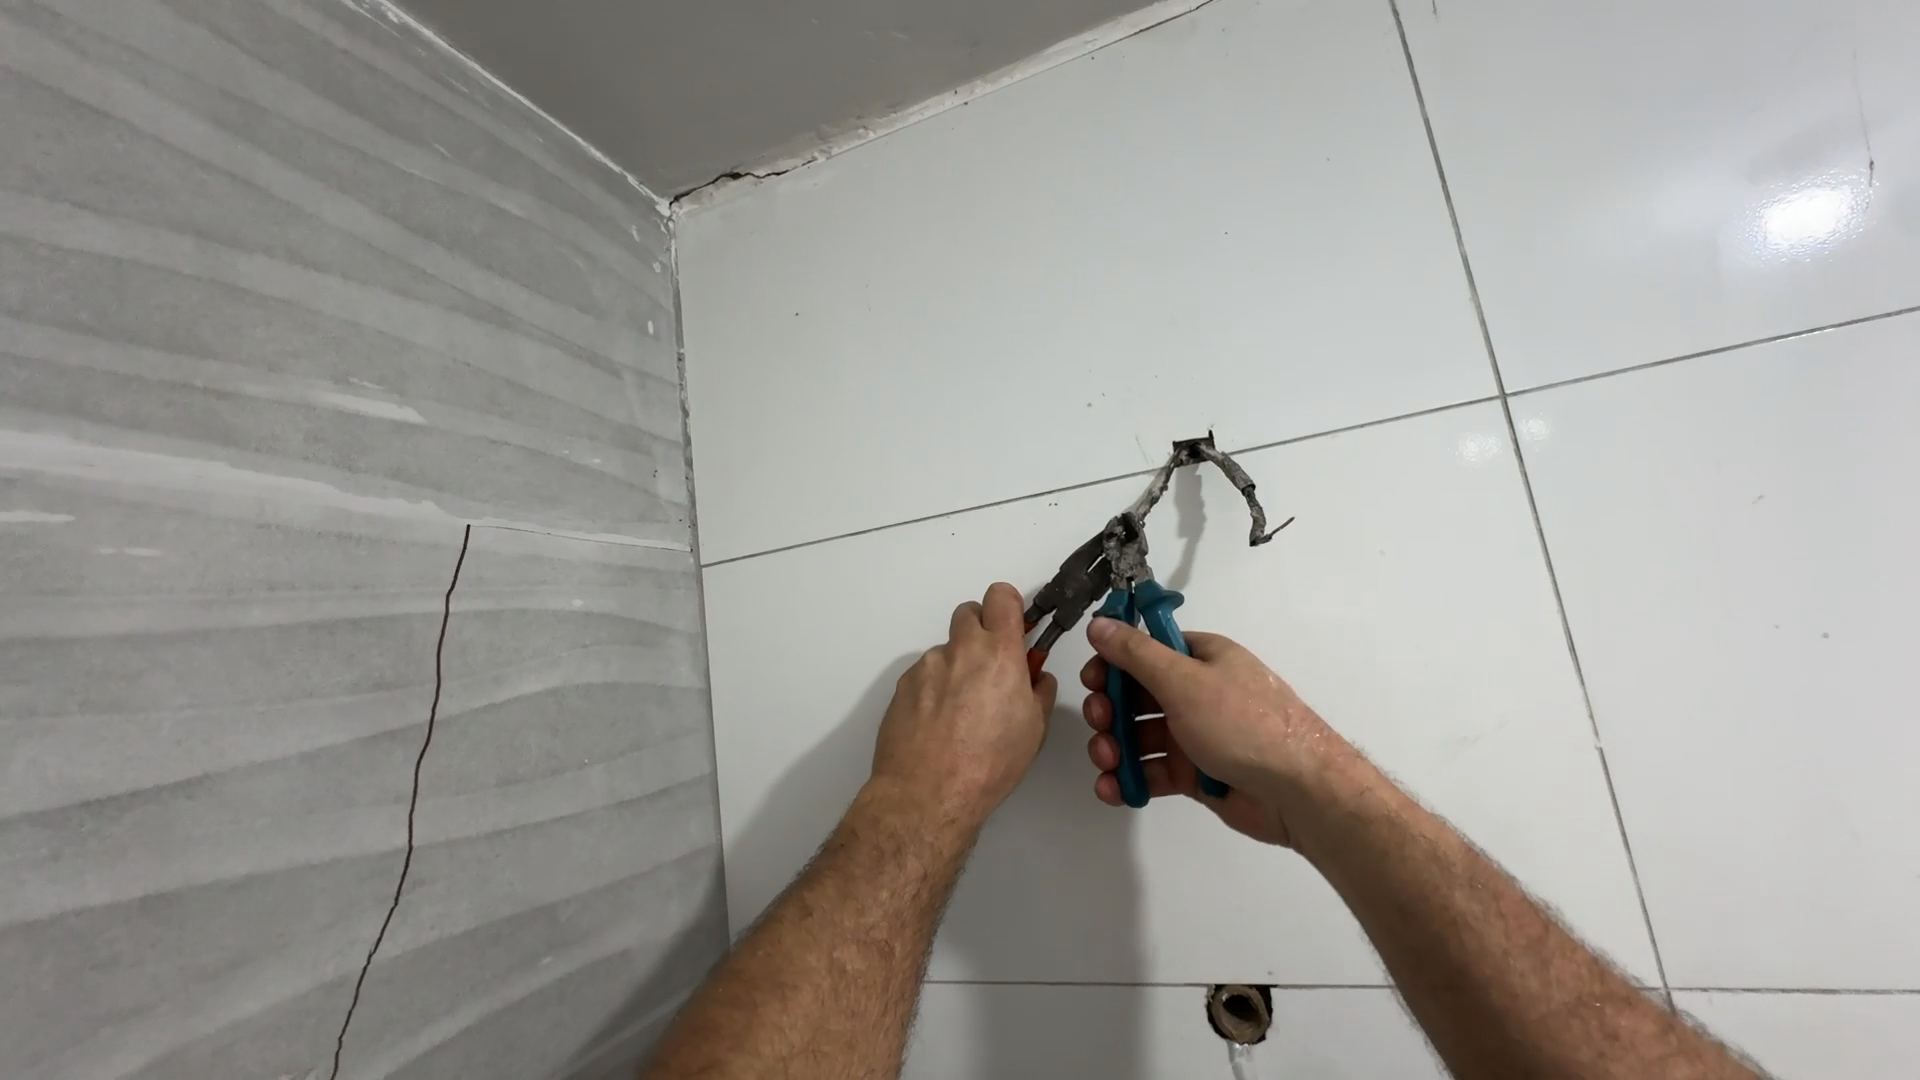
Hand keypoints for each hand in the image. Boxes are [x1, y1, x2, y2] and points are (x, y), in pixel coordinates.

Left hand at [870, 583, 1058, 826]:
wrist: (927, 794)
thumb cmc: (988, 764)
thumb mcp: (1034, 729)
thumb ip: (1038, 691)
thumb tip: (1035, 676)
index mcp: (999, 654)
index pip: (1001, 597)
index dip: (1009, 606)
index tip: (1014, 625)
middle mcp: (961, 650)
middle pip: (969, 612)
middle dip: (981, 630)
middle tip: (990, 666)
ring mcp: (927, 666)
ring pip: (946, 649)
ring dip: (957, 666)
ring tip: (961, 711)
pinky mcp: (903, 685)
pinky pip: (925, 674)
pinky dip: (934, 689)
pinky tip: (938, 724)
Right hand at [1080, 618, 1350, 846]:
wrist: (1300, 793)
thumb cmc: (1242, 723)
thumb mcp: (1184, 680)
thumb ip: (1135, 653)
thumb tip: (1098, 623)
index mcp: (1201, 659)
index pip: (1145, 651)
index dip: (1113, 663)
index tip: (1093, 680)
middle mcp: (1197, 692)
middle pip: (1136, 695)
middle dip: (1109, 710)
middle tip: (1099, 723)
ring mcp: (1196, 734)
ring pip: (1139, 737)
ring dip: (1114, 747)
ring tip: (1106, 763)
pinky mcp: (1196, 774)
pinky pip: (1152, 771)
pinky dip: (1130, 779)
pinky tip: (1112, 789)